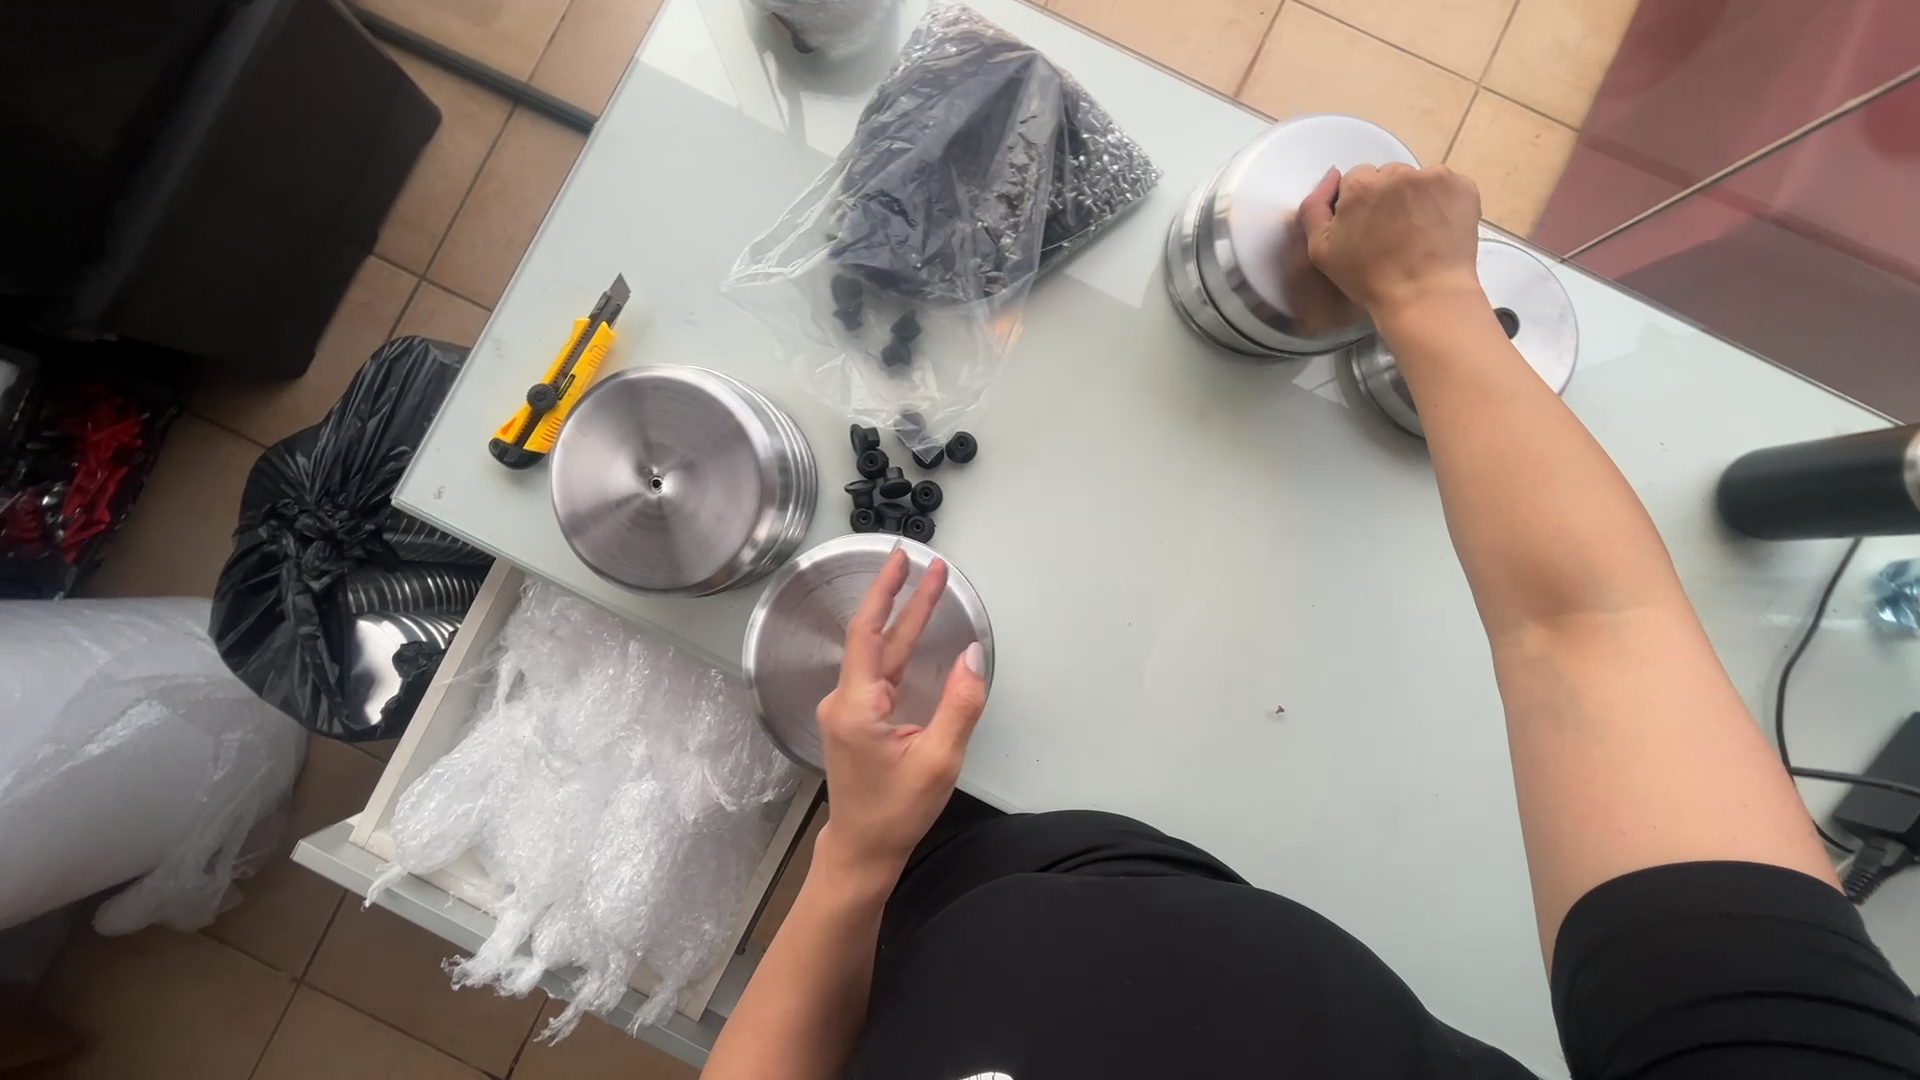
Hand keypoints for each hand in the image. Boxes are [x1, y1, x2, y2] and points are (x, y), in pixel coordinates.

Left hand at [814, 547, 987, 882]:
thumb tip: (973, 655)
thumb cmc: (897, 812)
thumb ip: (959, 704)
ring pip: (878, 654)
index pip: (867, 633)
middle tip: (929, 565)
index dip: (884, 592)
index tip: (901, 560)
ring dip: (905, 621)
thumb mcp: (940, 761)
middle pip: (875, 637)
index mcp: (857, 707)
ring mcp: (847, 709)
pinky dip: (899, 647)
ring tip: (931, 588)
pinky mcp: (855, 718)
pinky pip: (878, 672)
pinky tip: (914, 634)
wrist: (862, 850)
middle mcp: (844, 701)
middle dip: (904, 598)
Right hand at [1298, 163, 1483, 316]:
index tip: (1362, 226)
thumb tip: (1330, 176)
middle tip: (1388, 232)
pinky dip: (1439, 203)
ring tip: (1413, 232)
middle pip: (1387, 175)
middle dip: (1385, 197)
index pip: (1355, 178)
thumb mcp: (1321, 251)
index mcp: (1361, 186)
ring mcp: (1435, 177)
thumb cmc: (1367, 277)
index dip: (1356, 203)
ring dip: (1413, 198)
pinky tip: (1434, 229)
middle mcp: (1399, 173)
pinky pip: (1445, 187)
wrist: (1423, 293)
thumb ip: (1314, 209)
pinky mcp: (1463, 187)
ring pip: (1416, 180)